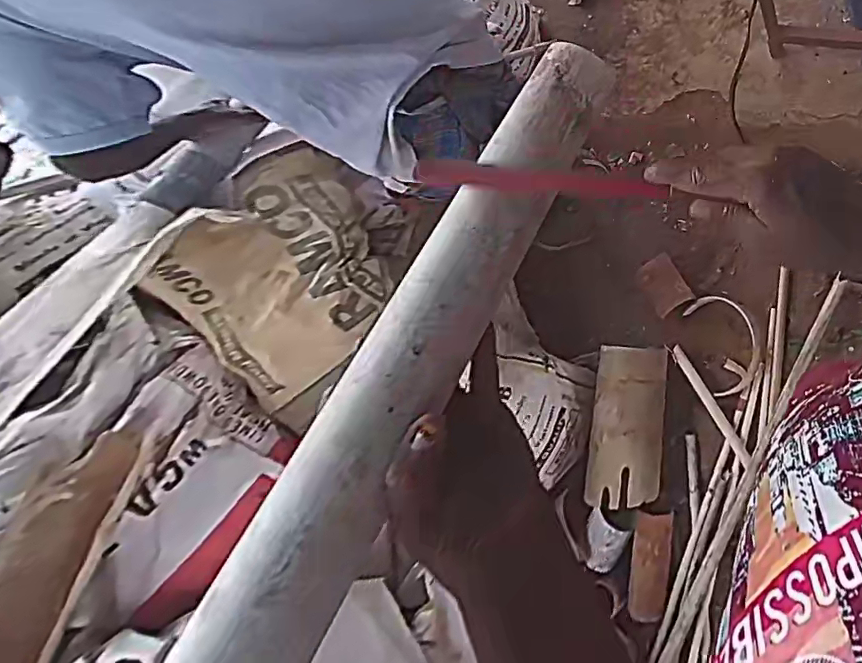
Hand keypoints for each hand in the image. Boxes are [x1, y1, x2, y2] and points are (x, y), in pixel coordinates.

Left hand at [384, 331, 554, 590]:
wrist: (504, 550)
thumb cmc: (451, 543)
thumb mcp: (417, 519)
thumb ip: (415, 474)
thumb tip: (425, 425)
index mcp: (392, 451)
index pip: (370, 410)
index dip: (362, 382)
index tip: (357, 358)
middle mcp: (420, 426)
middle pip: (406, 378)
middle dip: (400, 351)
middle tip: (394, 320)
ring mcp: (455, 414)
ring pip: (443, 368)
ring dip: (440, 342)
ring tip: (437, 310)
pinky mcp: (486, 409)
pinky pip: (483, 372)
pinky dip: (482, 347)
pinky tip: (480, 325)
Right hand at [645, 145, 861, 278]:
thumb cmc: (818, 248)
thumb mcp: (765, 245)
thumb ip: (726, 219)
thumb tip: (693, 206)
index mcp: (757, 182)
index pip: (703, 174)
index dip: (673, 174)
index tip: (648, 172)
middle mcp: (767, 157)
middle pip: (717, 159)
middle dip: (691, 169)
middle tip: (666, 181)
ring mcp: (784, 151)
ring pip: (735, 155)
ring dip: (715, 168)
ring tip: (698, 186)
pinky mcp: (797, 152)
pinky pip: (755, 156)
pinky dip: (737, 167)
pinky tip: (733, 183)